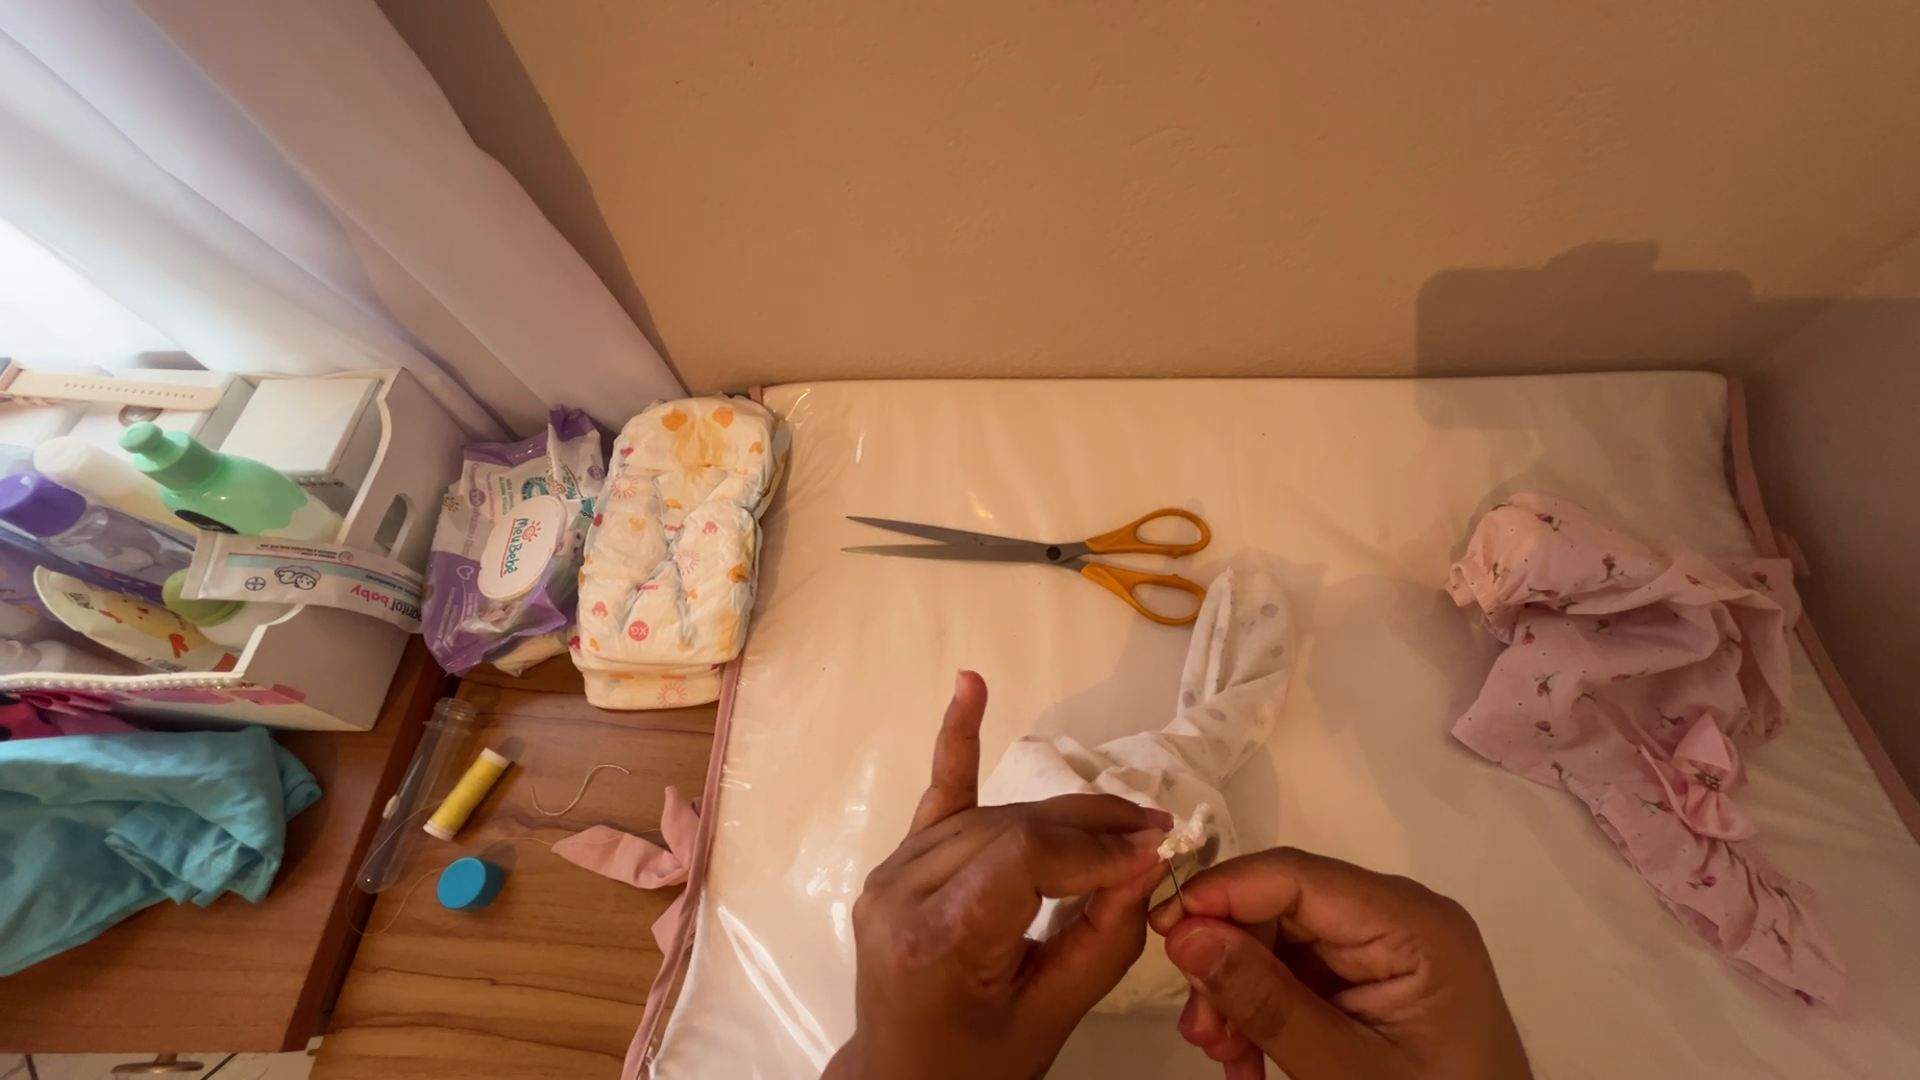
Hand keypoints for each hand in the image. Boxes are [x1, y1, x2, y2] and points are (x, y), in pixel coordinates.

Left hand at [824, 671, 1172, 1079]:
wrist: (900, 1077)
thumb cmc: (978, 1065)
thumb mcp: (1051, 1017)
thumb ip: (1101, 938)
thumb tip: (1143, 859)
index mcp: (935, 938)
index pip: (1023, 858)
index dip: (1093, 846)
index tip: (1154, 847)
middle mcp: (902, 888)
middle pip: (1011, 827)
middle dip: (1090, 825)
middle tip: (1155, 827)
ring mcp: (894, 866)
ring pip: (996, 814)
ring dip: (1059, 814)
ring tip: (1120, 815)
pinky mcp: (900, 857)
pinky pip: (940, 792)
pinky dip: (960, 737)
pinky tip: (972, 684)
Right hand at [1150, 848, 1531, 1079]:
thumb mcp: (1347, 1076)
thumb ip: (1265, 1001)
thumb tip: (1183, 934)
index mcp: (1412, 924)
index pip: (1294, 876)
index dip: (1221, 893)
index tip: (1162, 931)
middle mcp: (1394, 917)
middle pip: (1278, 908)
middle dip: (1227, 960)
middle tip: (1197, 1025)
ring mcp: (1379, 947)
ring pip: (1274, 940)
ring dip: (1235, 992)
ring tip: (1219, 1052)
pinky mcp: (1364, 976)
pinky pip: (1291, 971)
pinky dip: (1259, 1009)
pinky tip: (1244, 1057)